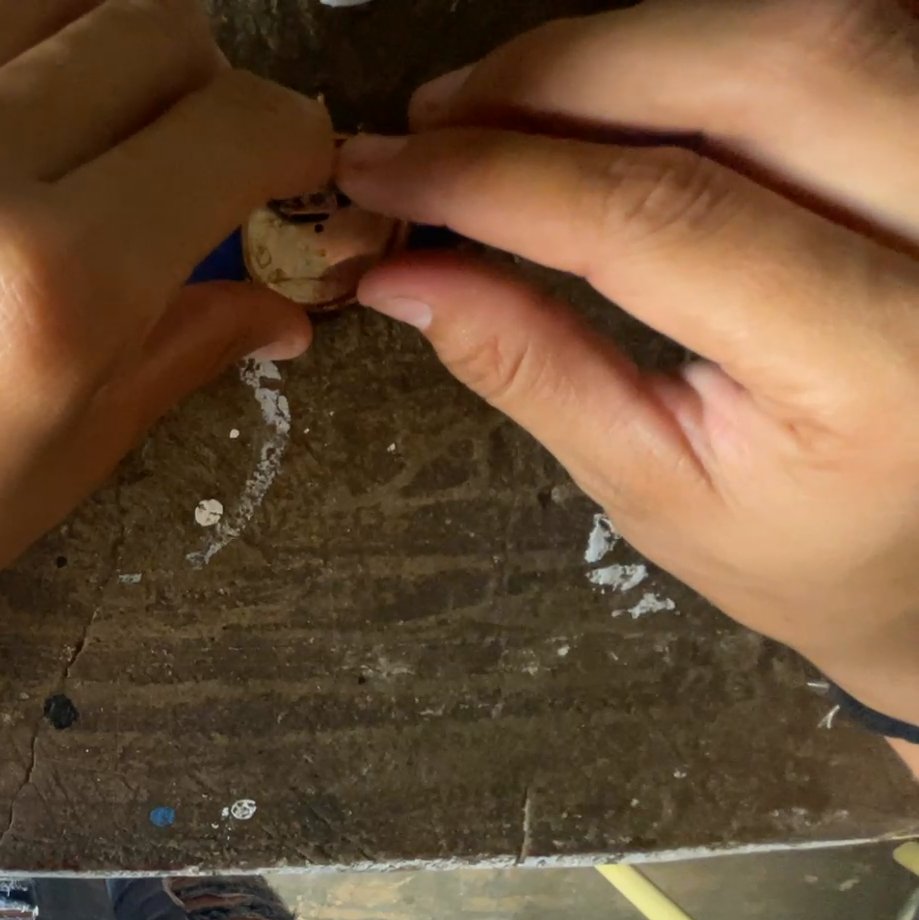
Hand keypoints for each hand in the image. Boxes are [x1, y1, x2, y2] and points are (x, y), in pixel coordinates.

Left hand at [0, 0, 332, 672]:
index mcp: (54, 285)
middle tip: (200, 167)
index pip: (231, 128)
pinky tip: (12, 146)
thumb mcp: (77, 455)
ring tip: (110, 139)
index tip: (294, 175)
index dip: (294, 141)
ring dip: (113, 48)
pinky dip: (14, 65)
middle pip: (151, 26)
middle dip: (211, 86)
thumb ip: (191, 345)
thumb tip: (287, 298)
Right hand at [334, 0, 918, 717]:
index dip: (491, 178)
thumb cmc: (793, 541)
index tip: (377, 169)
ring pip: (820, 20)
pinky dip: (697, 44)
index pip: (653, 218)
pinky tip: (603, 87)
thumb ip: (523, 365)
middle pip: (765, 68)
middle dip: (559, 72)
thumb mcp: (640, 478)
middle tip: (430, 111)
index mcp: (878, 362)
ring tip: (490, 97)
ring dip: (620, 43)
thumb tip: (395, 278)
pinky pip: (851, 32)